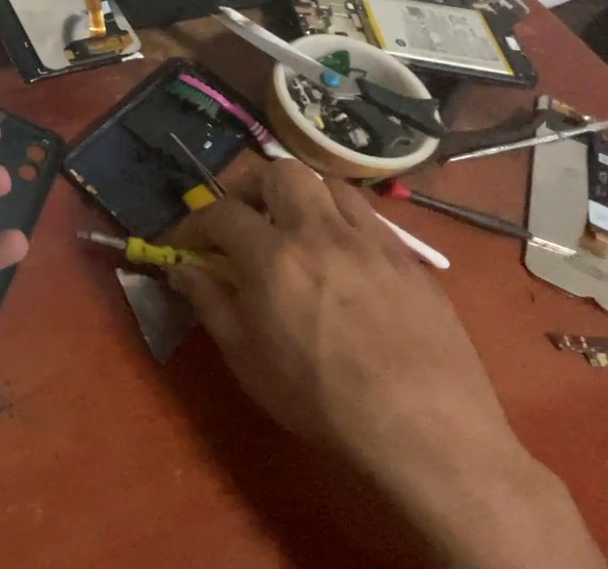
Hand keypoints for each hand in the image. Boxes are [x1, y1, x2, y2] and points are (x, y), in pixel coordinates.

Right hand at [164, 160, 605, 567]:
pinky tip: (340, 261)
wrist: (427, 434)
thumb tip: (180, 268)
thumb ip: (208, 301)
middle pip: (279, 173)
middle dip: (250, 188)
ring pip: (330, 186)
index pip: (220, 212)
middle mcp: (321, 233)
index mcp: (273, 256)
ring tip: (292, 231)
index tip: (185, 244)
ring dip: (301, 198)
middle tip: (242, 220)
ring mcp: (373, 243)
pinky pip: (371, 220)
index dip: (193, 223)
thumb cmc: (319, 398)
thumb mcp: (245, 356)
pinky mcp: (411, 262)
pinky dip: (342, 224)